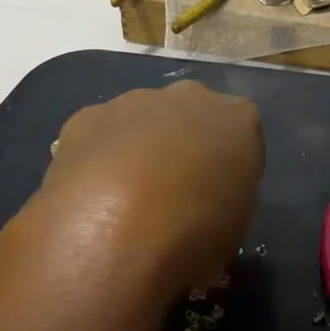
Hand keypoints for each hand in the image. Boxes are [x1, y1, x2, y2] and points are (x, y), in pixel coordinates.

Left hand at [38, 81, 264, 291]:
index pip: (241, 135)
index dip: (227, 168)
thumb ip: (226, 198)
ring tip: (122, 205)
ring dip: (138, 151)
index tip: (215, 200)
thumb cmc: (195, 233)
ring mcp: (137, 101)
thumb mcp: (235, 227)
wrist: (117, 233)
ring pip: (142, 122)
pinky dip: (96, 159)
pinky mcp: (88, 116)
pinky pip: (99, 136)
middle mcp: (191, 97)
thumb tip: (205, 206)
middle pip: (191, 117)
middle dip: (183, 147)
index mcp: (238, 118)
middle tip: (170, 199)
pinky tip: (89, 198)